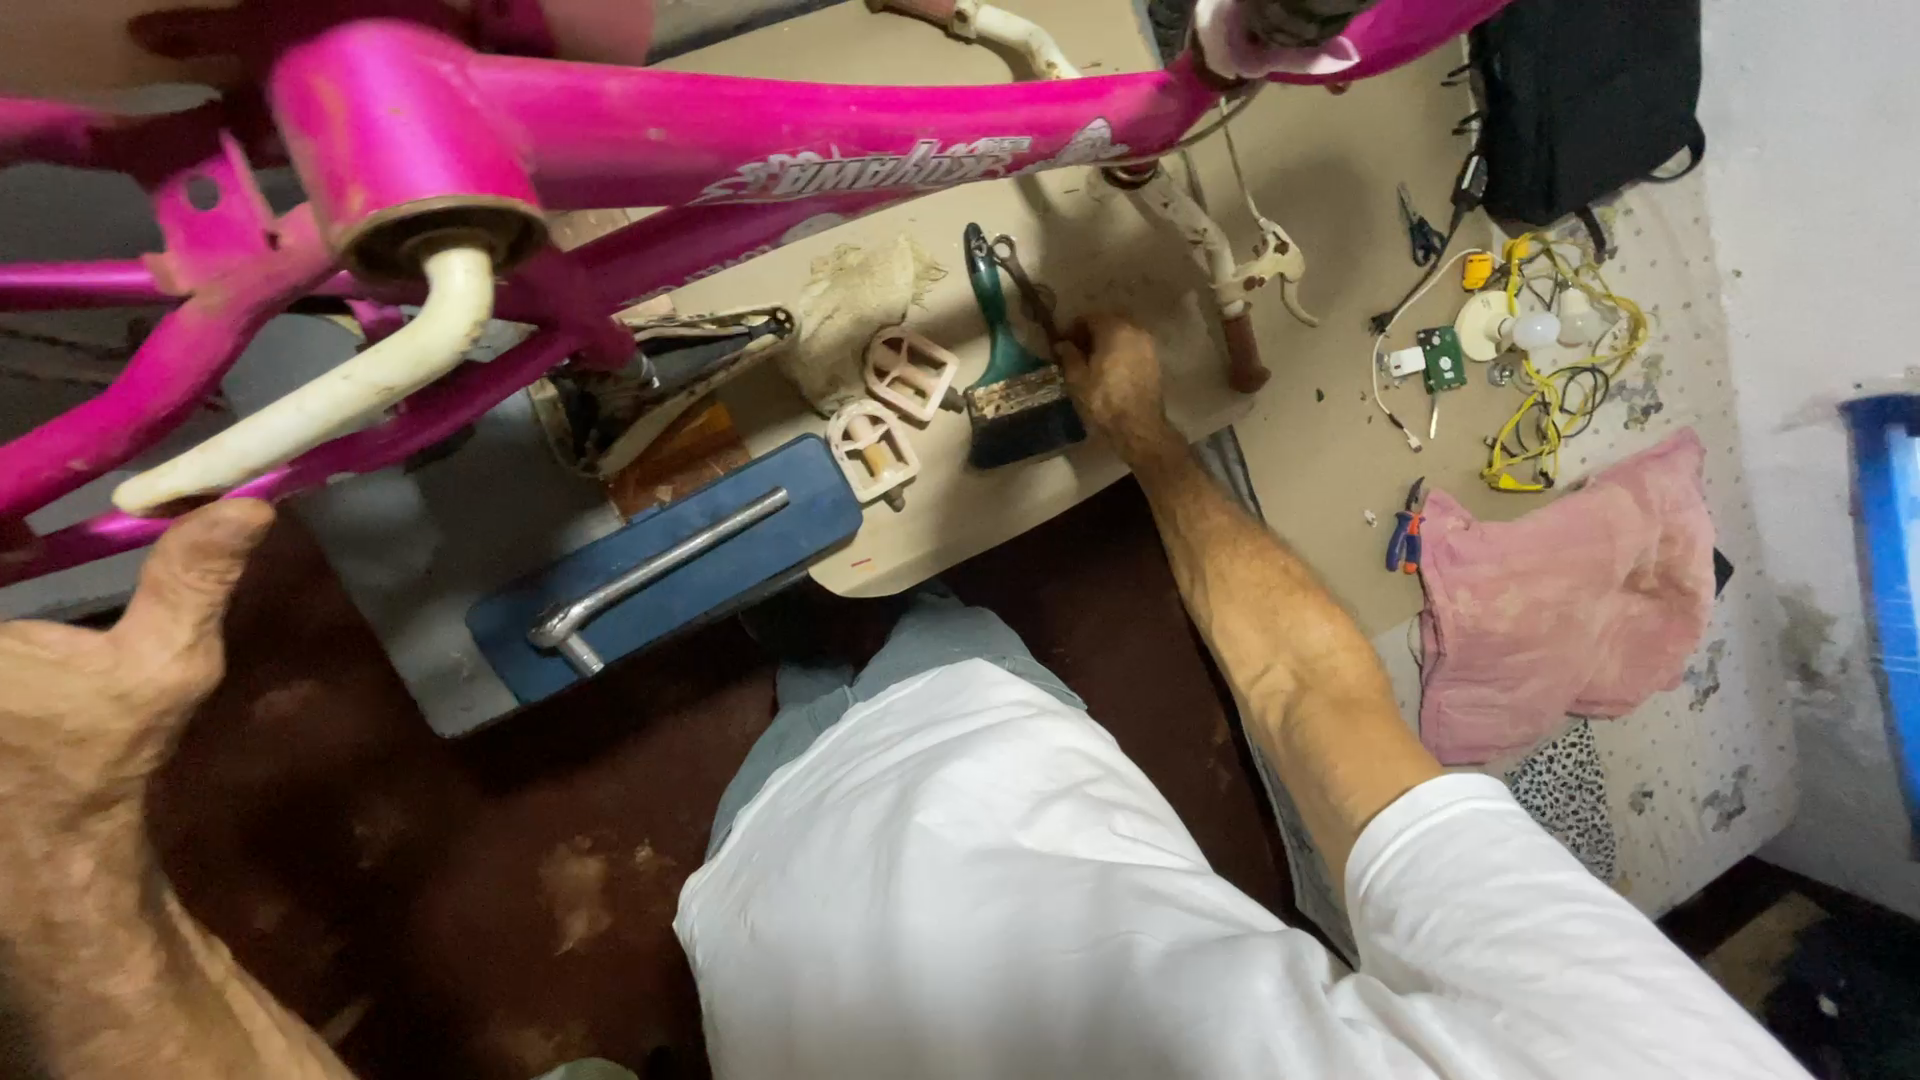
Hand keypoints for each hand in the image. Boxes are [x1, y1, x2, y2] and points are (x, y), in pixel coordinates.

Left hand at [0, 500, 272, 819]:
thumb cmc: (109, 739)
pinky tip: (18, 562)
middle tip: (44, 504)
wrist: (57, 817)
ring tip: (34, 531)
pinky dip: (7, 567)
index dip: (11, 494)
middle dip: (14, 515)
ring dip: (13, 551)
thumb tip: (246, 504)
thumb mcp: (167, 656)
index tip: (45, 483)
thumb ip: (192, 578)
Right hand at [1055, 314, 1178, 462]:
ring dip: (1107, 342)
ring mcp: (1149, 345)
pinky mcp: (1155, 361)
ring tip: (1093, 361)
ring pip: (1123, 334)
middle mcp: (1135, 329)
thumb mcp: (1077, 379)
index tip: (1062, 343)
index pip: (1089, 317)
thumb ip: (1069, 356)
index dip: (1072, 328)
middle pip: (1109, 322)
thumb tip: (1063, 344)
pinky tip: (1110, 369)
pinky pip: (1133, 347)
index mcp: (1114, 328)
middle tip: (1077, 350)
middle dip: (1092, 332)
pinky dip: (1120, 351)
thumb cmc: (1103, 400)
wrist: (1138, 426)